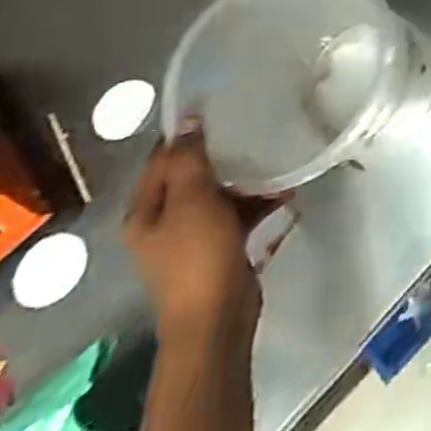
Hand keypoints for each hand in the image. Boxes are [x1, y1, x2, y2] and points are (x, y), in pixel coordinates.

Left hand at [122, 122, 261, 338]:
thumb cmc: (198, 258)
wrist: (216, 320)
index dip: (186, 134)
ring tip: (276, 160)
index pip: (161, 159)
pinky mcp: (220, 249)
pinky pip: (238, 215)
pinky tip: (285, 194)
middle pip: (191, 175)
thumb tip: (187, 121)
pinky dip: (258, 203)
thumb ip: (188, 161)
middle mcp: (163, 221)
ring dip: (245, 179)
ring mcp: (192, 237)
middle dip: (221, 154)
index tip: (220, 110)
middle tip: (254, 130)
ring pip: (218, 194)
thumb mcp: (192, 202)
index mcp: (145, 210)